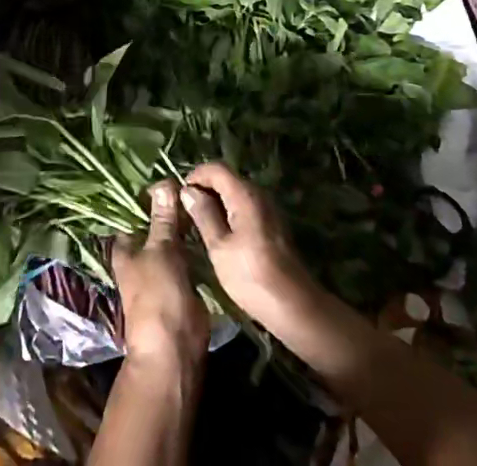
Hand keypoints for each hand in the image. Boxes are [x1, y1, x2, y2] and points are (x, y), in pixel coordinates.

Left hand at [110, 180, 208, 374]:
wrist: (174, 350)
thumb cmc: (159, 296)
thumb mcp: (162, 252)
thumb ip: (163, 220)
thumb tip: (163, 184)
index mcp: (125, 247)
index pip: (135, 212)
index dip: (152, 197)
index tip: (174, 178)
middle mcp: (138, 257)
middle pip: (155, 227)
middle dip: (172, 212)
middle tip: (196, 190)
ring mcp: (159, 272)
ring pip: (172, 243)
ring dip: (185, 229)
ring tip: (207, 204)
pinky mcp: (180, 286)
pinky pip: (186, 259)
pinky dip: (195, 248)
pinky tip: (210, 232)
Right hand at [180, 162, 320, 335]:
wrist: (296, 309)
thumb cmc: (252, 277)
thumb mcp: (219, 247)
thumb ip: (203, 214)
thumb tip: (188, 191)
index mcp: (245, 196)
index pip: (215, 168)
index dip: (195, 176)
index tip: (180, 197)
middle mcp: (259, 196)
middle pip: (226, 178)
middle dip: (203, 189)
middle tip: (186, 212)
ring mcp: (269, 211)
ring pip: (234, 194)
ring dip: (215, 202)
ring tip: (198, 224)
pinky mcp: (272, 226)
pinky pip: (244, 207)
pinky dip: (228, 213)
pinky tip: (218, 235)